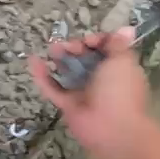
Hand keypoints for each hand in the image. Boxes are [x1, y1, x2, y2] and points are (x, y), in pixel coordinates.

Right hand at [29, 27, 151, 157]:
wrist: (113, 130)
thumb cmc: (120, 90)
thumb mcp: (123, 61)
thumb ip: (118, 44)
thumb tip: (126, 28)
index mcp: (118, 68)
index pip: (105, 49)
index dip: (96, 41)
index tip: (88, 41)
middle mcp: (102, 79)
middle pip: (85, 58)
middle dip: (76, 48)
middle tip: (67, 46)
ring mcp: (84, 93)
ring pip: (69, 72)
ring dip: (59, 59)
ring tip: (50, 49)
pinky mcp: (69, 105)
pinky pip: (54, 88)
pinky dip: (43, 76)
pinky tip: (32, 61)